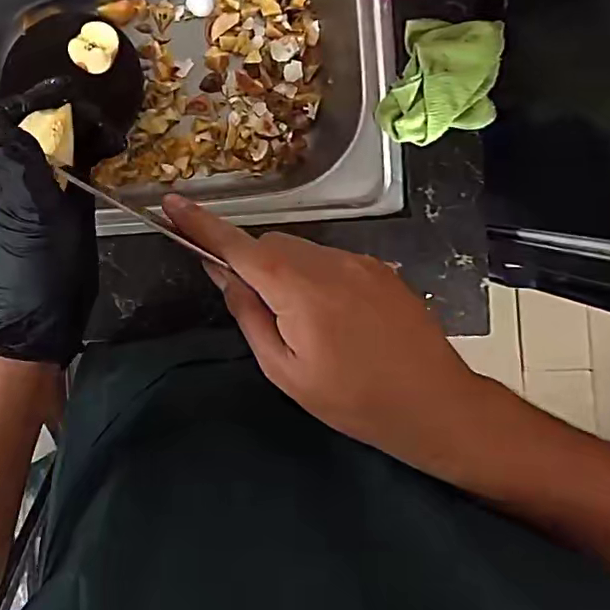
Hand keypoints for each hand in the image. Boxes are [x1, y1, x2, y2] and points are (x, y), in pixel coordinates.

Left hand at [0, 78, 123, 364]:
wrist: (42, 314)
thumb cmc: (43, 265)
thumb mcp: (41, 209)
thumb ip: (33, 161)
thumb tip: (36, 114)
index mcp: (5, 170)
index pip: (12, 114)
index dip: (40, 97)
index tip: (76, 93)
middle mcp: (13, 174)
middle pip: (32, 124)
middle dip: (66, 112)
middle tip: (102, 118)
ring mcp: (30, 190)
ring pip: (50, 144)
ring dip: (78, 132)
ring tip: (109, 135)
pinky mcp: (47, 205)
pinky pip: (62, 166)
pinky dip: (83, 154)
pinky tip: (106, 156)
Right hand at [164, 194, 503, 471]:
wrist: (438, 406)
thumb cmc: (354, 400)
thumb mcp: (285, 371)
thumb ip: (249, 315)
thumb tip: (224, 275)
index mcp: (298, 289)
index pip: (237, 246)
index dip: (200, 224)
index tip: (171, 204)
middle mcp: (328, 261)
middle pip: (269, 244)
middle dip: (250, 264)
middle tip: (257, 311)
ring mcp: (358, 261)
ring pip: (299, 250)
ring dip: (283, 273)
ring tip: (305, 325)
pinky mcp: (378, 268)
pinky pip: (328, 260)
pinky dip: (312, 277)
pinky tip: (334, 319)